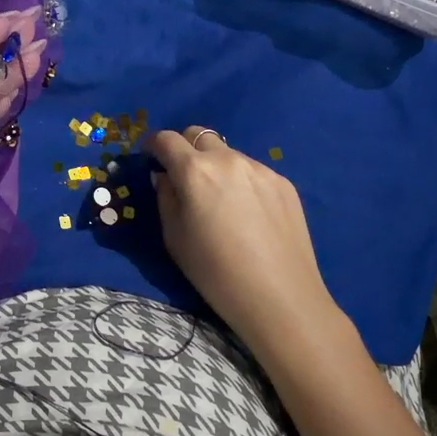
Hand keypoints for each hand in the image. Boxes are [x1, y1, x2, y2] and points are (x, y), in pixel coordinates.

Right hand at [148, 126, 342, 350]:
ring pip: (228, 154)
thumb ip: (165, 198)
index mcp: (195, 171)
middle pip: (199, 135)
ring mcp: (260, 169)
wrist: (281, 300)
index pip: (166, 139)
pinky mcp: (284, 183)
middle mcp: (227, 160)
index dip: (154, 145)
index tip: (152, 158)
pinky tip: (251, 214)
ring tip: (223, 201)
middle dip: (186, 149)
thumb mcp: (174, 238)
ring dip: (217, 166)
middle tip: (186, 178)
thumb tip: (166, 178)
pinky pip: (254, 171)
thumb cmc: (216, 273)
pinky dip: (243, 182)